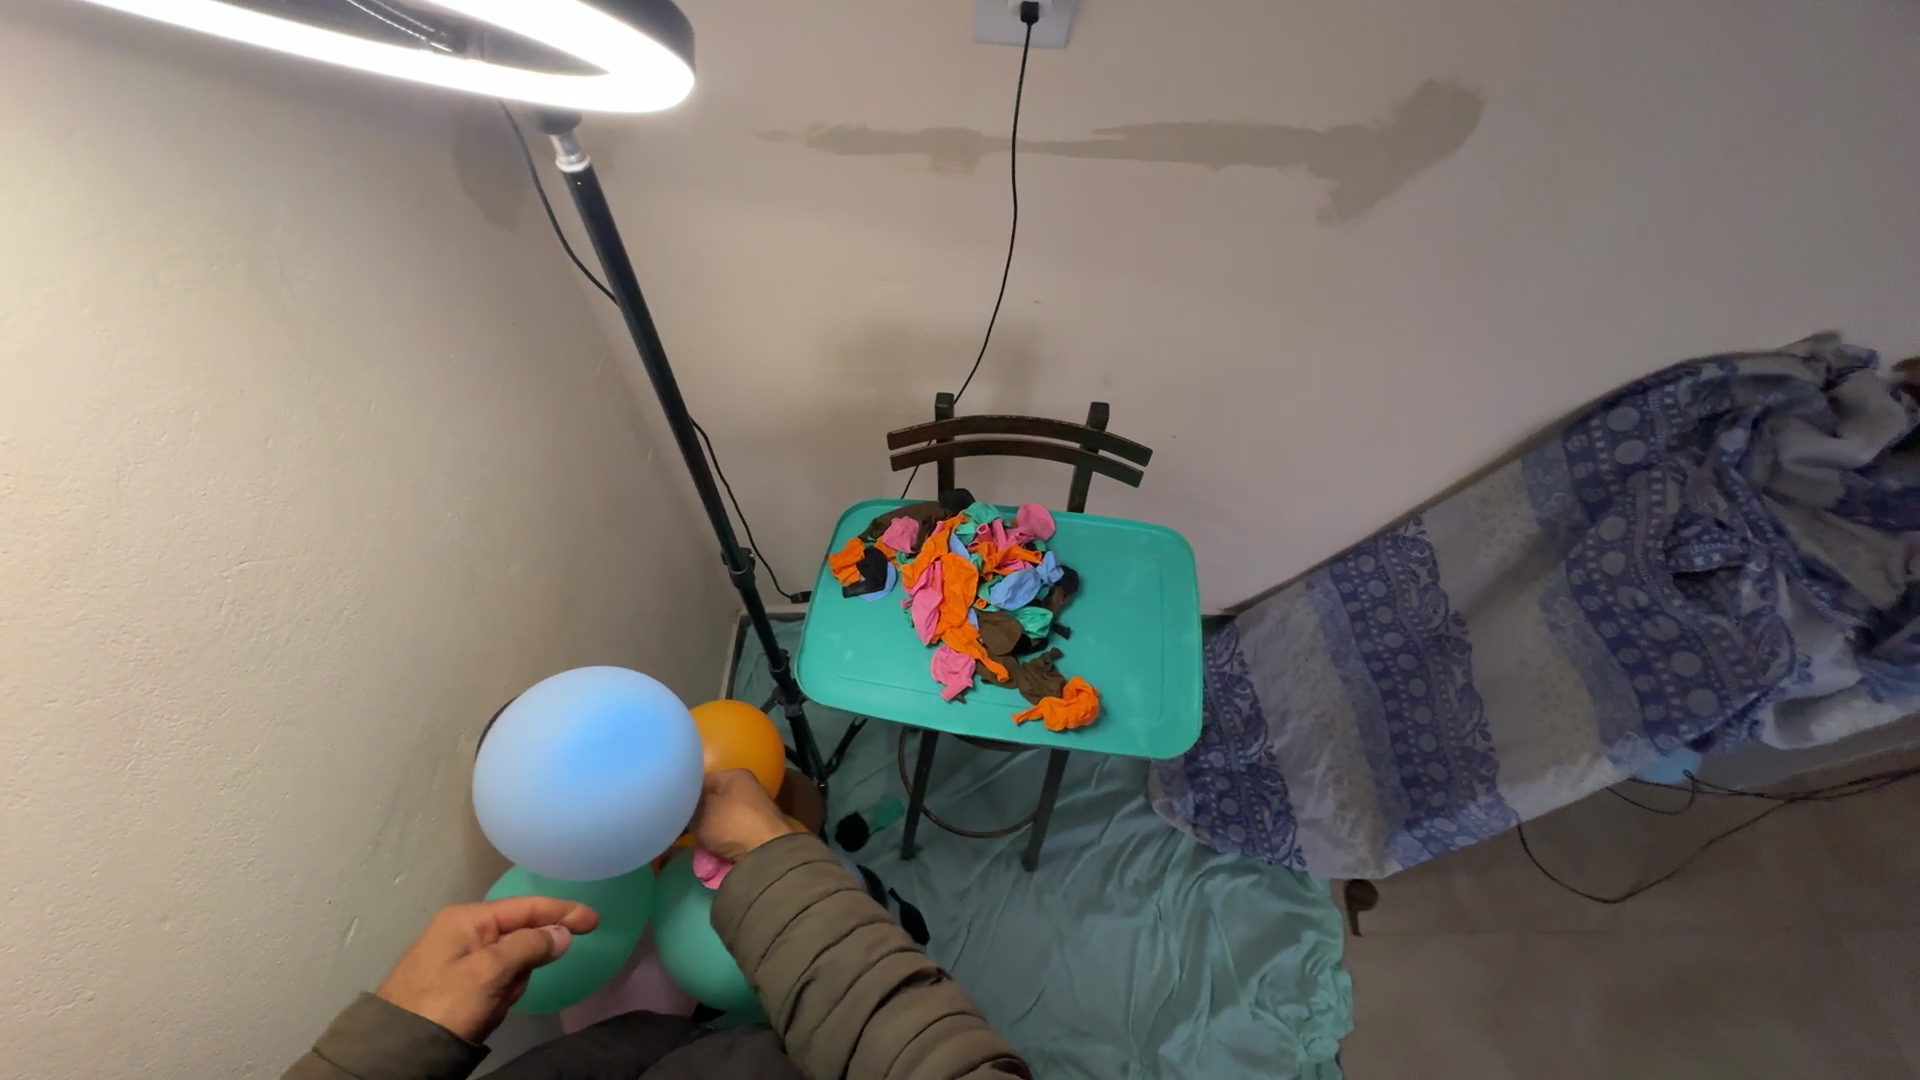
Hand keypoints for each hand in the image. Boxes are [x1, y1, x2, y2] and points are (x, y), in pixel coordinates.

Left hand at [375, 897, 598, 1041]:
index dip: (563, 912)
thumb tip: (562, 934)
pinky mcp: (451, 988)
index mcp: (466, 920)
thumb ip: (531, 945)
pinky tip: (480, 1015)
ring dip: (508, 987)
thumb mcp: (490, 971)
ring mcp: (454, 962)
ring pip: (508, 965)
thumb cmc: (441, 1006)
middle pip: (519, 938)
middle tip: (506, 990)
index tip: (594, 922)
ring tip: (486, 1008)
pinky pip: (492, 984)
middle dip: (523, 965)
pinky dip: (495, 999)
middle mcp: (460, 934)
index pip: (528, 907)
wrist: (388, 1061)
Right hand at [690, 768, 801, 860]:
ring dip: (708, 828)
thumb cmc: (731, 824)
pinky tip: (710, 847)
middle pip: (712, 798)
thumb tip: (680, 802)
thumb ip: (687, 805)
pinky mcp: (758, 827)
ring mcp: (755, 807)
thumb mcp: (700, 813)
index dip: (683, 794)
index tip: (671, 810)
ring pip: (721, 816)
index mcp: (735, 774)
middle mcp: (748, 786)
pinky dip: (721, 837)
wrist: (766, 852)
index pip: (700, 780)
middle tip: (680, 827)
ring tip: (694, 839)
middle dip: (696, 814)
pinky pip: (731, 829)